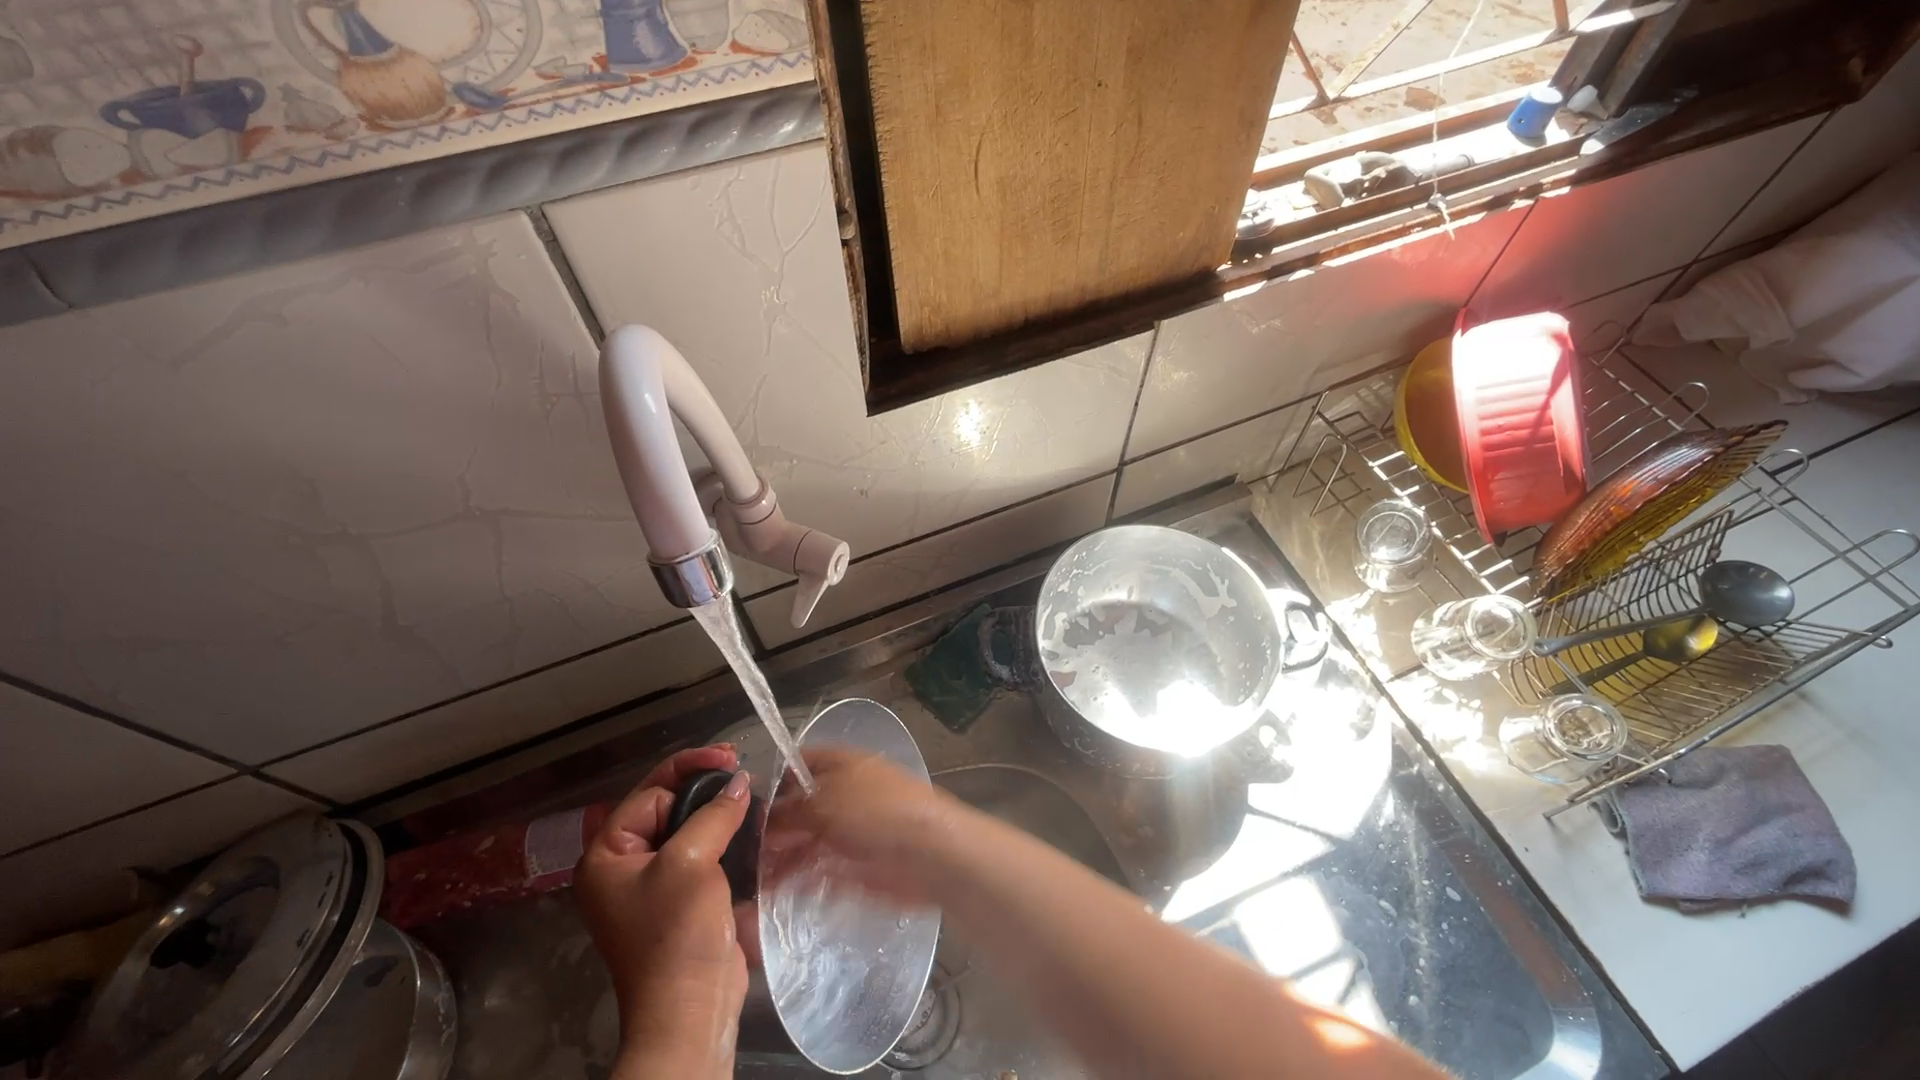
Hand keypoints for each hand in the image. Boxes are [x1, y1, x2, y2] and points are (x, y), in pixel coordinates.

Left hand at [575, 746, 750, 1079]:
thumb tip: (740, 780)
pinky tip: (754, 831)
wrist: (691, 1008)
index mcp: (608, 855)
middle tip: (746, 775)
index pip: (650, 793)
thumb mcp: (691, 862)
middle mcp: (625, 868)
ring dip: (721, 815)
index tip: (732, 757)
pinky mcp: (684, 903)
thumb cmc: (676, 932)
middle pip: (668, 809)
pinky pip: (704, 858)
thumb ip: (714, 814)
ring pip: (690, 833)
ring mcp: (655, 887)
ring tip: (754, 798)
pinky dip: (727, 841)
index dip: (690, 770)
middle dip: (707, 791)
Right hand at [764, 748, 965, 904]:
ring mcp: (848, 833)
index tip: (744, 804)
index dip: (774, 780)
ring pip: (803, 841)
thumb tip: (761, 817)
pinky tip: (767, 894)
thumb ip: (789, 810)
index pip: (799, 763)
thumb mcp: (826, 802)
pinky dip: (793, 880)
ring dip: (776, 857)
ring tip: (746, 878)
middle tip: (737, 849)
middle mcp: (842, 796)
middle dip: (769, 826)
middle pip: (798, 807)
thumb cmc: (879, 813)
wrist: (931, 854)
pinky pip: (815, 871)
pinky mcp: (852, 868)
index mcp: (841, 765)